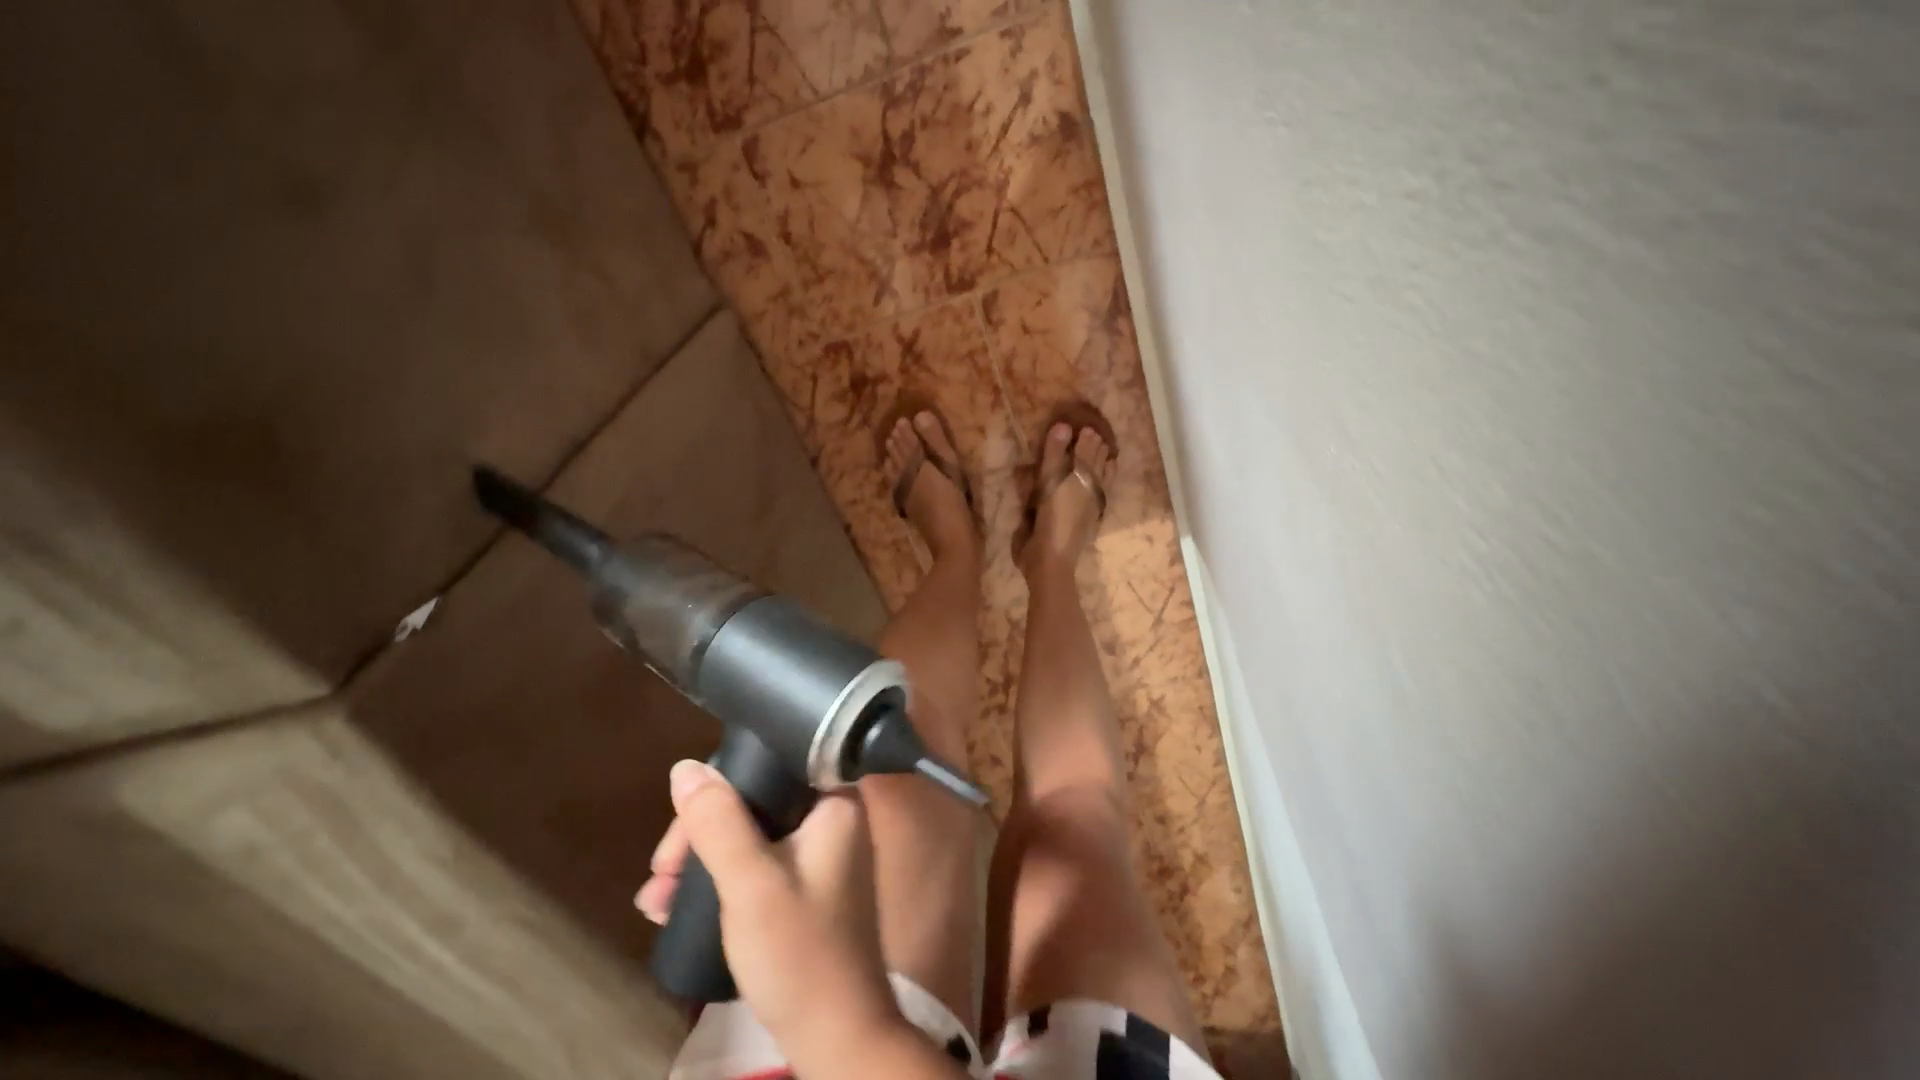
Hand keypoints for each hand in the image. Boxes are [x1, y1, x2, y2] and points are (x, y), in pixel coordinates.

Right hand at [637, 760, 903, 1065]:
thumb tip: (686, 766)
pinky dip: (719, 880)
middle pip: (756, 800)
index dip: (725, 778)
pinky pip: (757, 866)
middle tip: (662, 869)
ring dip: (701, 860)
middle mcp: (834, 821)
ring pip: (750, 836)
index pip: (776, 760)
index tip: (683, 813)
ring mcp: (821, 857)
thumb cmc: (799, 952)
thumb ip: (718, 822)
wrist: (835, 1035)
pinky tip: (676, 907)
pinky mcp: (807, 890)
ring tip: (657, 898)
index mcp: (836, 805)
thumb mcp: (749, 882)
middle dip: (700, 832)